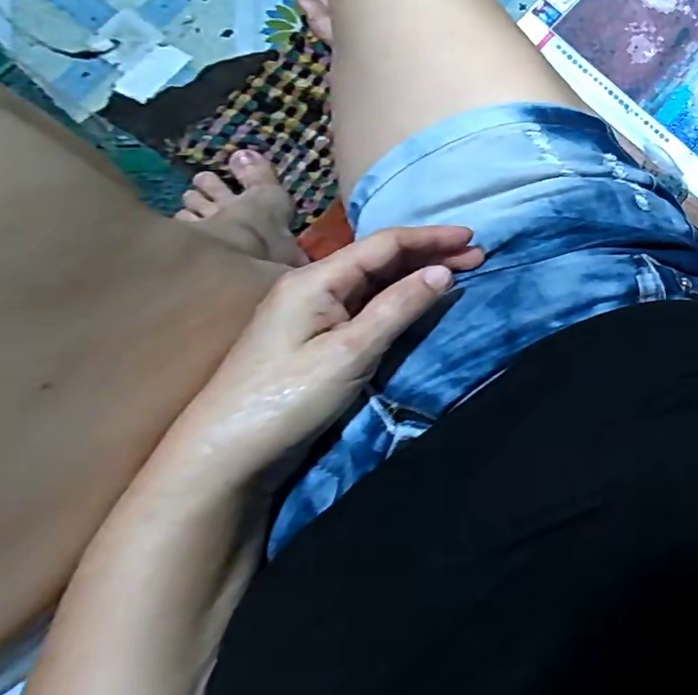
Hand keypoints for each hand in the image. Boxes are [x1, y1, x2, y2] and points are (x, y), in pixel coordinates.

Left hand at [152, 227, 483, 493]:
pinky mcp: (316, 338)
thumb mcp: (350, 351)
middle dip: (430, 253)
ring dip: (418, 273)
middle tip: (477, 256)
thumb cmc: (286, 400)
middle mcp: (313, 286)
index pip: (385, 244)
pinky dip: (400, 296)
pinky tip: (420, 299)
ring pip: (376, 280)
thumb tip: (444, 271)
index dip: (431, 237)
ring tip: (459, 272)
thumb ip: (399, 306)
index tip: (472, 238)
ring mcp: (312, 313)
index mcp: (316, 279)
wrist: (220, 460)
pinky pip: (367, 303)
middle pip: (382, 258)